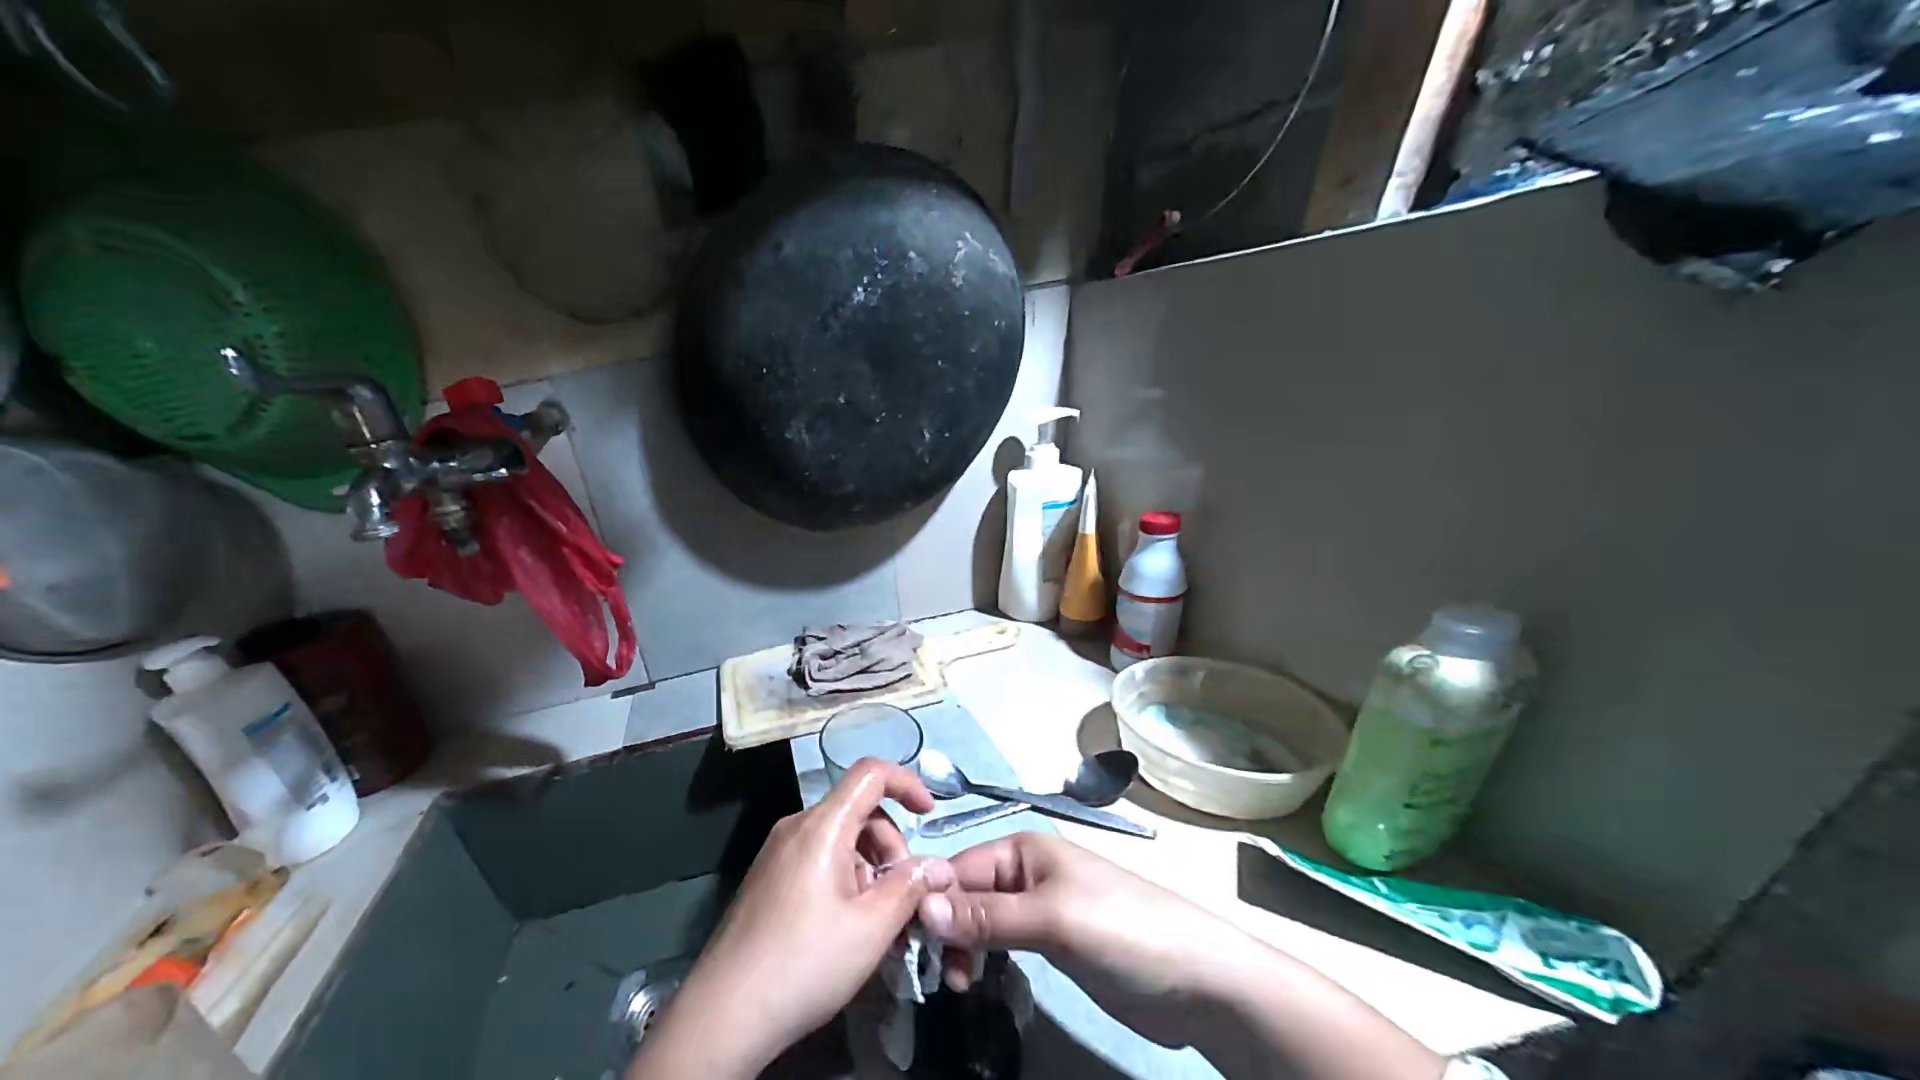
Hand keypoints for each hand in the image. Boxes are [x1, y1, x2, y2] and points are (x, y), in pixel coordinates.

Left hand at [627, 759, 954, 1079]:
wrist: (722, 1017)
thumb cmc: (804, 963)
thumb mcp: (871, 927)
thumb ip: (910, 887)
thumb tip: (937, 867)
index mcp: (821, 826)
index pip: (870, 773)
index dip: (906, 783)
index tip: (929, 813)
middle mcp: (796, 828)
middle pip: (858, 811)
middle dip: (890, 845)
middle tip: (904, 895)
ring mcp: (777, 854)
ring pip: (840, 839)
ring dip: (869, 867)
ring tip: (877, 920)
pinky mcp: (767, 880)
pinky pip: (818, 859)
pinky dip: (845, 878)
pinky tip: (848, 925)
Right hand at [918, 833, 1444, 1079]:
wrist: (1200, 981)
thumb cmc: (1126, 933)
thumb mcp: (1053, 920)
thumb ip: (987, 915)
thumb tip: (921, 907)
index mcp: (1025, 849)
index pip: (959, 867)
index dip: (930, 899)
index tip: (903, 941)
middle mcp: (1027, 872)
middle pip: (966, 893)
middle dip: (944, 926)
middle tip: (938, 974)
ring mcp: (1041, 908)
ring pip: (981, 920)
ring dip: (962, 946)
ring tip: (960, 983)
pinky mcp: (1054, 943)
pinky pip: (1003, 942)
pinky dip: (984, 958)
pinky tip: (977, 981)